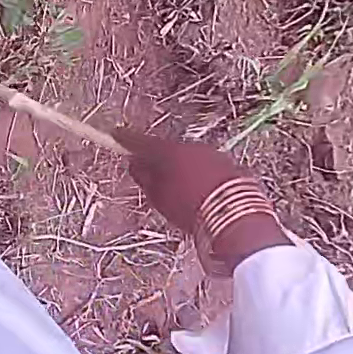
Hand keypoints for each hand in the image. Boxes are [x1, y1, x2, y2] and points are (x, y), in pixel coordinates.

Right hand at [114, 126, 289, 264]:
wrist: (237, 219)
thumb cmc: (188, 208)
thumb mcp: (157, 197)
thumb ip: (144, 177)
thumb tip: (135, 163)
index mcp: (169, 152)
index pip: (141, 142)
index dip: (126, 139)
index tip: (115, 134)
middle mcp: (192, 147)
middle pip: (168, 149)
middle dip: (157, 158)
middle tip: (145, 170)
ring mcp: (214, 155)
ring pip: (189, 158)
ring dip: (178, 167)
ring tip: (172, 187)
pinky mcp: (231, 167)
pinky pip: (205, 168)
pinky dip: (196, 175)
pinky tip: (194, 191)